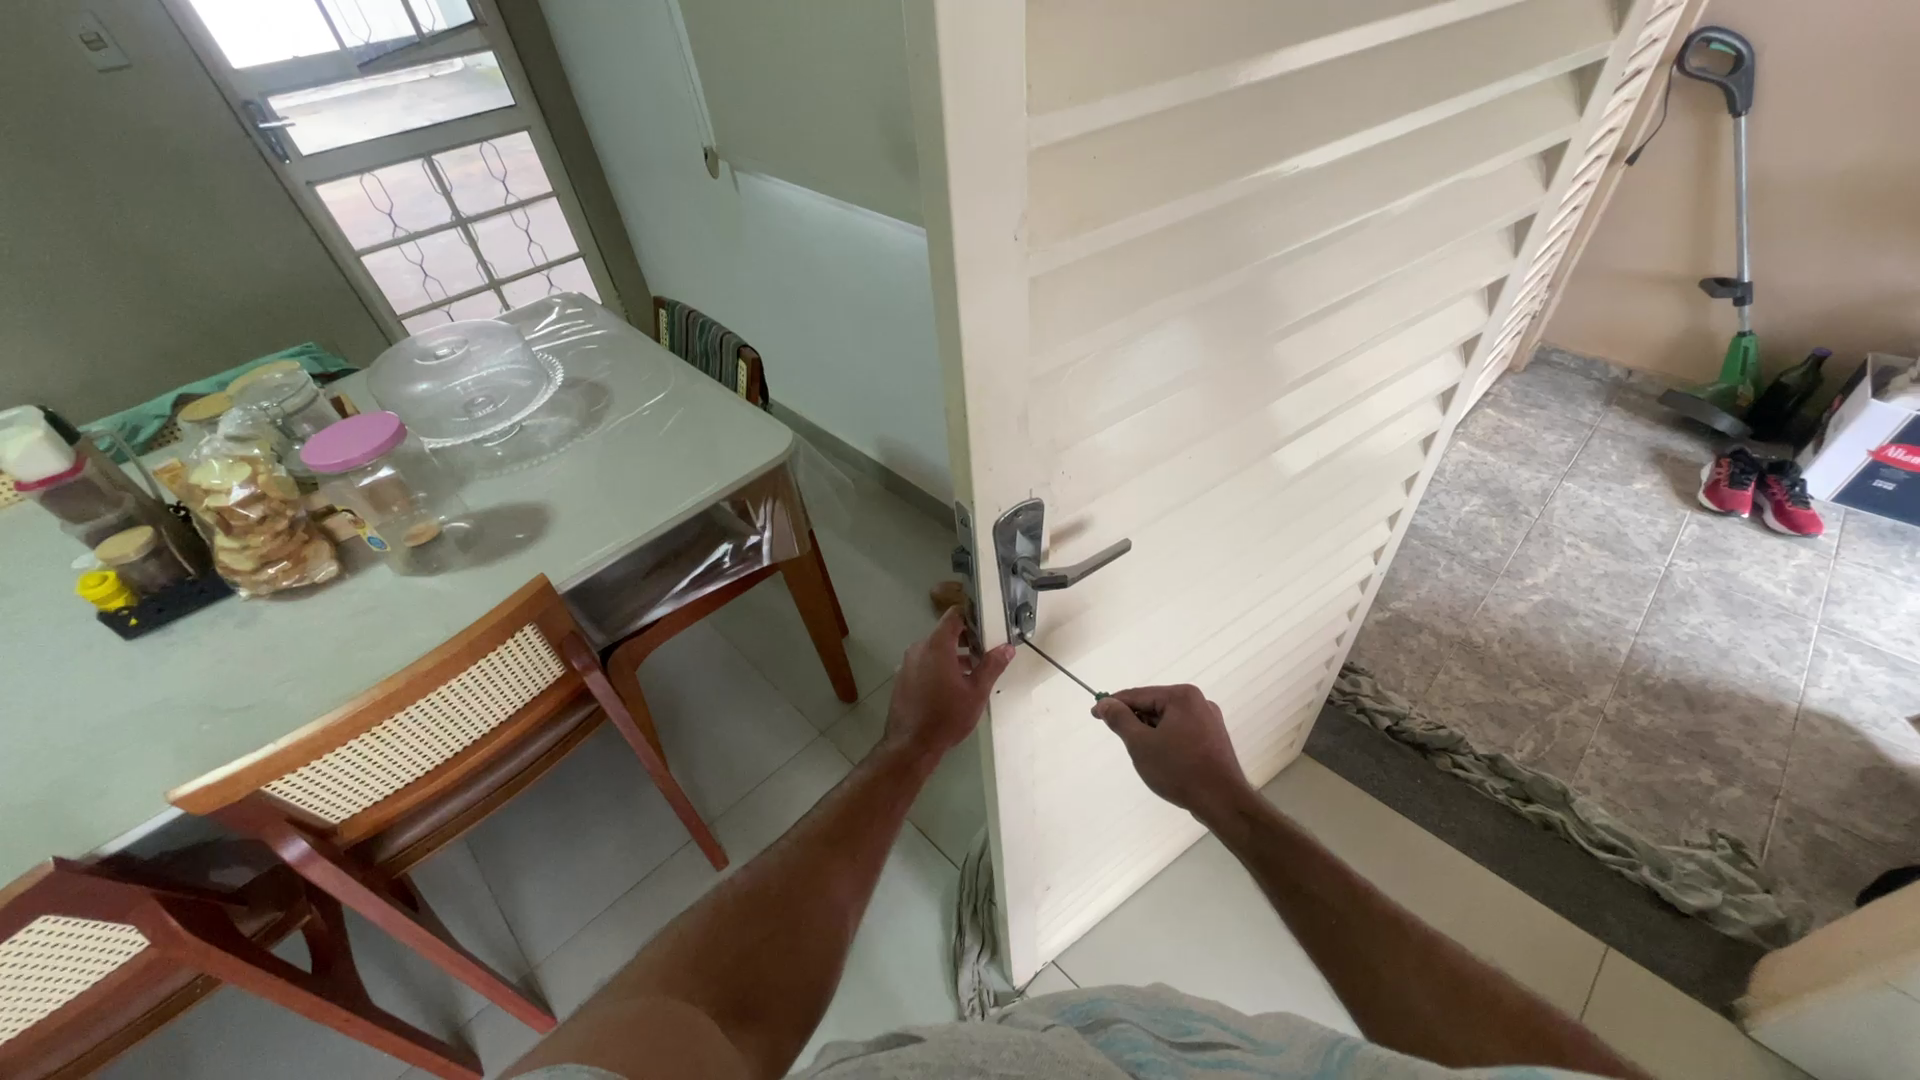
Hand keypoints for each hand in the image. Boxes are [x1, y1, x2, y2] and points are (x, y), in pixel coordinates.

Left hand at [881, 607, 1014, 763]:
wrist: (911, 745)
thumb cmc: (947, 716)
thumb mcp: (976, 692)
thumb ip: (992, 666)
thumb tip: (1007, 648)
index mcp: (936, 645)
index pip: (954, 616)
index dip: (971, 616)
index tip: (987, 625)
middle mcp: (919, 649)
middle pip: (944, 633)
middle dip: (966, 639)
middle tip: (986, 650)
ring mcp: (907, 664)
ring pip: (934, 650)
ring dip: (953, 655)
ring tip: (974, 670)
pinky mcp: (902, 679)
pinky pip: (924, 663)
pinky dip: (939, 666)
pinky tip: (953, 685)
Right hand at [1093, 685, 1255, 822]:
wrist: (1223, 801)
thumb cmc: (1179, 770)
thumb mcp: (1140, 743)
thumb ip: (1120, 719)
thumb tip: (1105, 703)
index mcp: (1181, 696)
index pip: (1138, 695)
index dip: (1113, 705)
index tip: (1094, 715)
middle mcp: (1198, 702)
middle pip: (1154, 706)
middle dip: (1135, 722)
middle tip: (1123, 741)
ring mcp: (1210, 721)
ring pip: (1167, 721)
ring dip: (1150, 734)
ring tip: (1146, 757)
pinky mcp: (1214, 739)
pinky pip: (1181, 732)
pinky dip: (1166, 741)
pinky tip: (1164, 761)